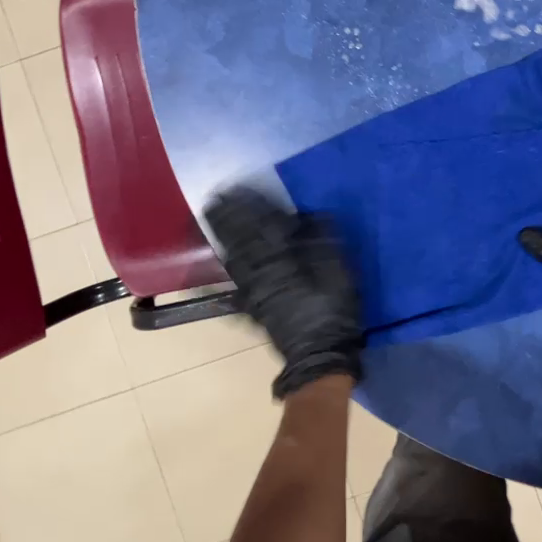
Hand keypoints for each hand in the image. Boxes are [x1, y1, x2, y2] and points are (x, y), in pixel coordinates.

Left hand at [206, 188, 363, 398]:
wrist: (319, 353)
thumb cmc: (334, 307)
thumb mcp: (338, 268)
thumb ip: (321, 239)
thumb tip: (308, 215)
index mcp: (283, 256)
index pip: (262, 223)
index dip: (250, 205)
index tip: (237, 188)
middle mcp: (262, 269)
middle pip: (240, 238)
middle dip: (226, 218)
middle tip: (213, 199)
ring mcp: (252, 290)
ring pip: (232, 257)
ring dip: (220, 238)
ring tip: (208, 221)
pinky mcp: (251, 307)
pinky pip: (229, 286)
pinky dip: (215, 277)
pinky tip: (204, 271)